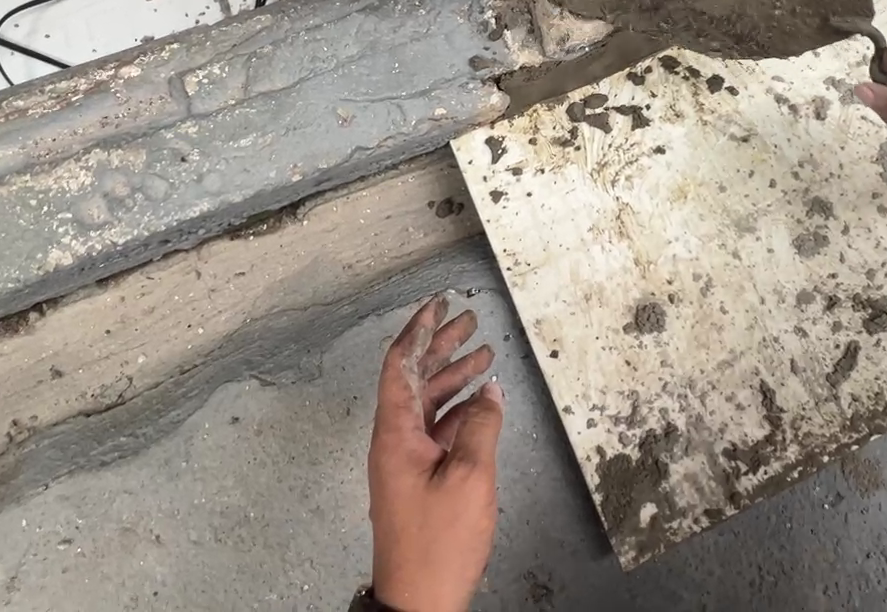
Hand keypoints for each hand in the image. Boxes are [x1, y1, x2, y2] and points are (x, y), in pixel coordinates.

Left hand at [368, 294, 503, 611]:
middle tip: (468, 320)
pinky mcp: (420, 475)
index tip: (437, 304)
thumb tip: (490, 391)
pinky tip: (483, 398)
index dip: (418, 329)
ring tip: (483, 351)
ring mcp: (407, 457)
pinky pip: (438, 426)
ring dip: (454, 374)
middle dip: (441, 345)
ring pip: (428, 400)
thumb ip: (482, 426)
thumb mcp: (470, 477)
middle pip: (414, 377)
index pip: (400, 364)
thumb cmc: (440, 540)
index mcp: (396, 432)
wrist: (419, 602)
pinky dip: (459, 406)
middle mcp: (396, 438)